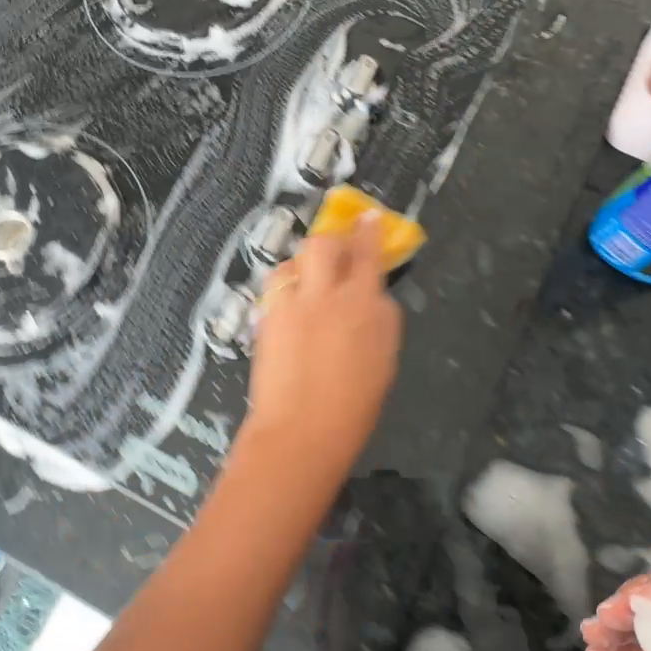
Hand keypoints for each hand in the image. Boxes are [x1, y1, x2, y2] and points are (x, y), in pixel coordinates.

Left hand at [241, 216, 402, 471]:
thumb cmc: (353, 410)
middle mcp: (330, 296)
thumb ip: (377, 323)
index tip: (369, 218)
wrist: (301, 432)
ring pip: (295, 260)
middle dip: (332, 240)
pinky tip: (289, 303)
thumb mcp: (382, 362)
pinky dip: (285, 288)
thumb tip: (371, 301)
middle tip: (337, 248)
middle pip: (327, 245)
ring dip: (303, 263)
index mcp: (367, 308)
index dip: (369, 233)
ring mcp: (294, 303)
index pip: (369, 256)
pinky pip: (276, 287)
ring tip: (308, 278)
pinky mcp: (268, 317)